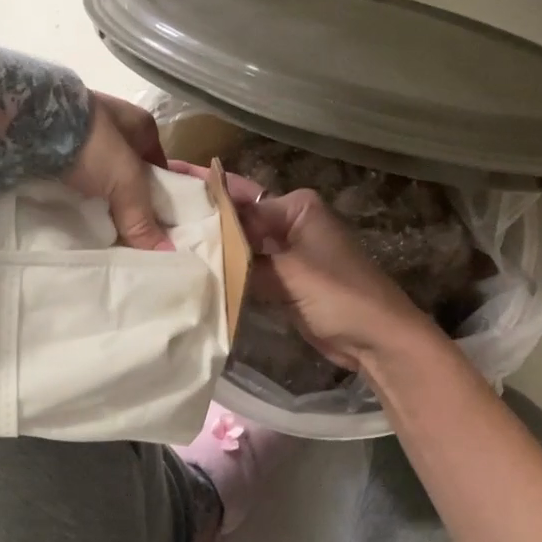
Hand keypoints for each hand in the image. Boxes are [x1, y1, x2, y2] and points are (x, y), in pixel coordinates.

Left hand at [63, 92, 170, 249]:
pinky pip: (72, 182)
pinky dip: (76, 199)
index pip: (159, 167)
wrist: (32, 122)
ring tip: (105, 237)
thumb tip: (166, 254)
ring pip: (99, 181)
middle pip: (128, 176)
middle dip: (129, 203)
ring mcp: (82, 139)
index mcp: (140, 125)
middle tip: (132, 236)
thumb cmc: (93, 143)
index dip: (162, 194)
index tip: (162, 226)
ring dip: (100, 203)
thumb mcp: (126, 180)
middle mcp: (113, 129)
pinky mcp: (54, 152)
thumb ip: (142, 217)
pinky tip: (77, 221)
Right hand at [168, 161, 439, 369]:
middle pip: (242, 224)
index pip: (242, 202)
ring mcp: (289, 254)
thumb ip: (244, 256)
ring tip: (173, 252)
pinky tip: (199, 276)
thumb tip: (203, 243)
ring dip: (218, 255)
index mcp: (296, 207)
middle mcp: (291, 223)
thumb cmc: (338, 294)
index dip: (208, 207)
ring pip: (244, 249)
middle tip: (165, 233)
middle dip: (210, 231)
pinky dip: (232, 275)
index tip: (169, 210)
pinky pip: (250, 272)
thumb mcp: (288, 271)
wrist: (377, 340)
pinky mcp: (285, 282)